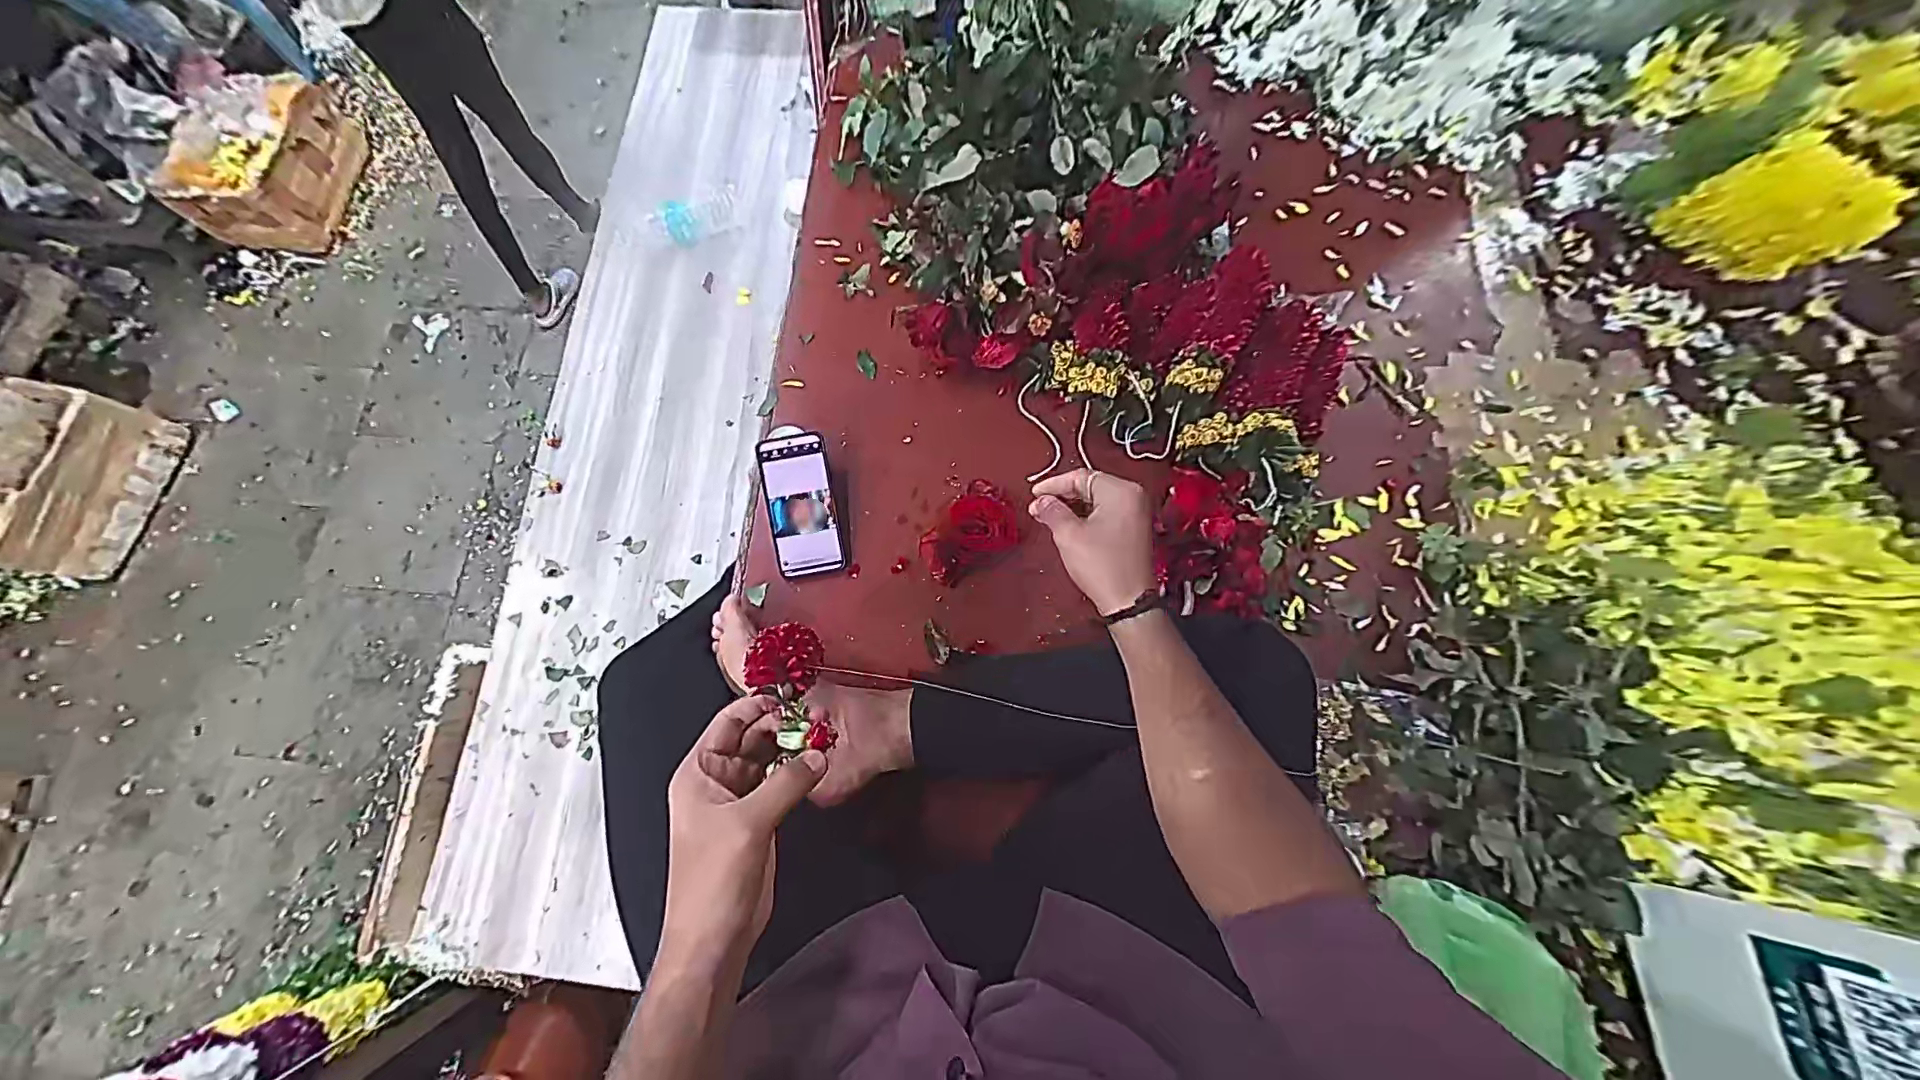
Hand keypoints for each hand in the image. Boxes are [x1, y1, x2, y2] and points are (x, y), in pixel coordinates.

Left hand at [658, 696, 826, 970]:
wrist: (713, 939)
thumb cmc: (712, 881)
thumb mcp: (749, 822)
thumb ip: (787, 783)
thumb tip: (818, 755)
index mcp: (698, 774)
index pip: (727, 723)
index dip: (756, 706)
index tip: (790, 699)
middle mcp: (716, 782)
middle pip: (751, 739)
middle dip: (782, 727)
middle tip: (815, 718)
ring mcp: (738, 801)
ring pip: (768, 761)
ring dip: (792, 750)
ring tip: (822, 737)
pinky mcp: (758, 819)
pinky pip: (779, 784)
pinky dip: (797, 774)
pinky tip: (818, 766)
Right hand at [1029, 468, 1157, 615]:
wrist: (1128, 600)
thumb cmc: (1103, 567)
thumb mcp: (1068, 534)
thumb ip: (1051, 511)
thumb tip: (1041, 501)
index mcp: (1121, 491)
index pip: (1080, 477)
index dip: (1053, 485)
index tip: (1036, 494)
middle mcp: (1133, 496)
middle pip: (1090, 486)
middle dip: (1062, 496)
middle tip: (1039, 507)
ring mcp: (1135, 512)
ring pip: (1096, 500)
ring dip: (1072, 507)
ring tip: (1050, 517)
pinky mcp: (1133, 528)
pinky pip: (1105, 512)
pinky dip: (1085, 516)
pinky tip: (1069, 526)